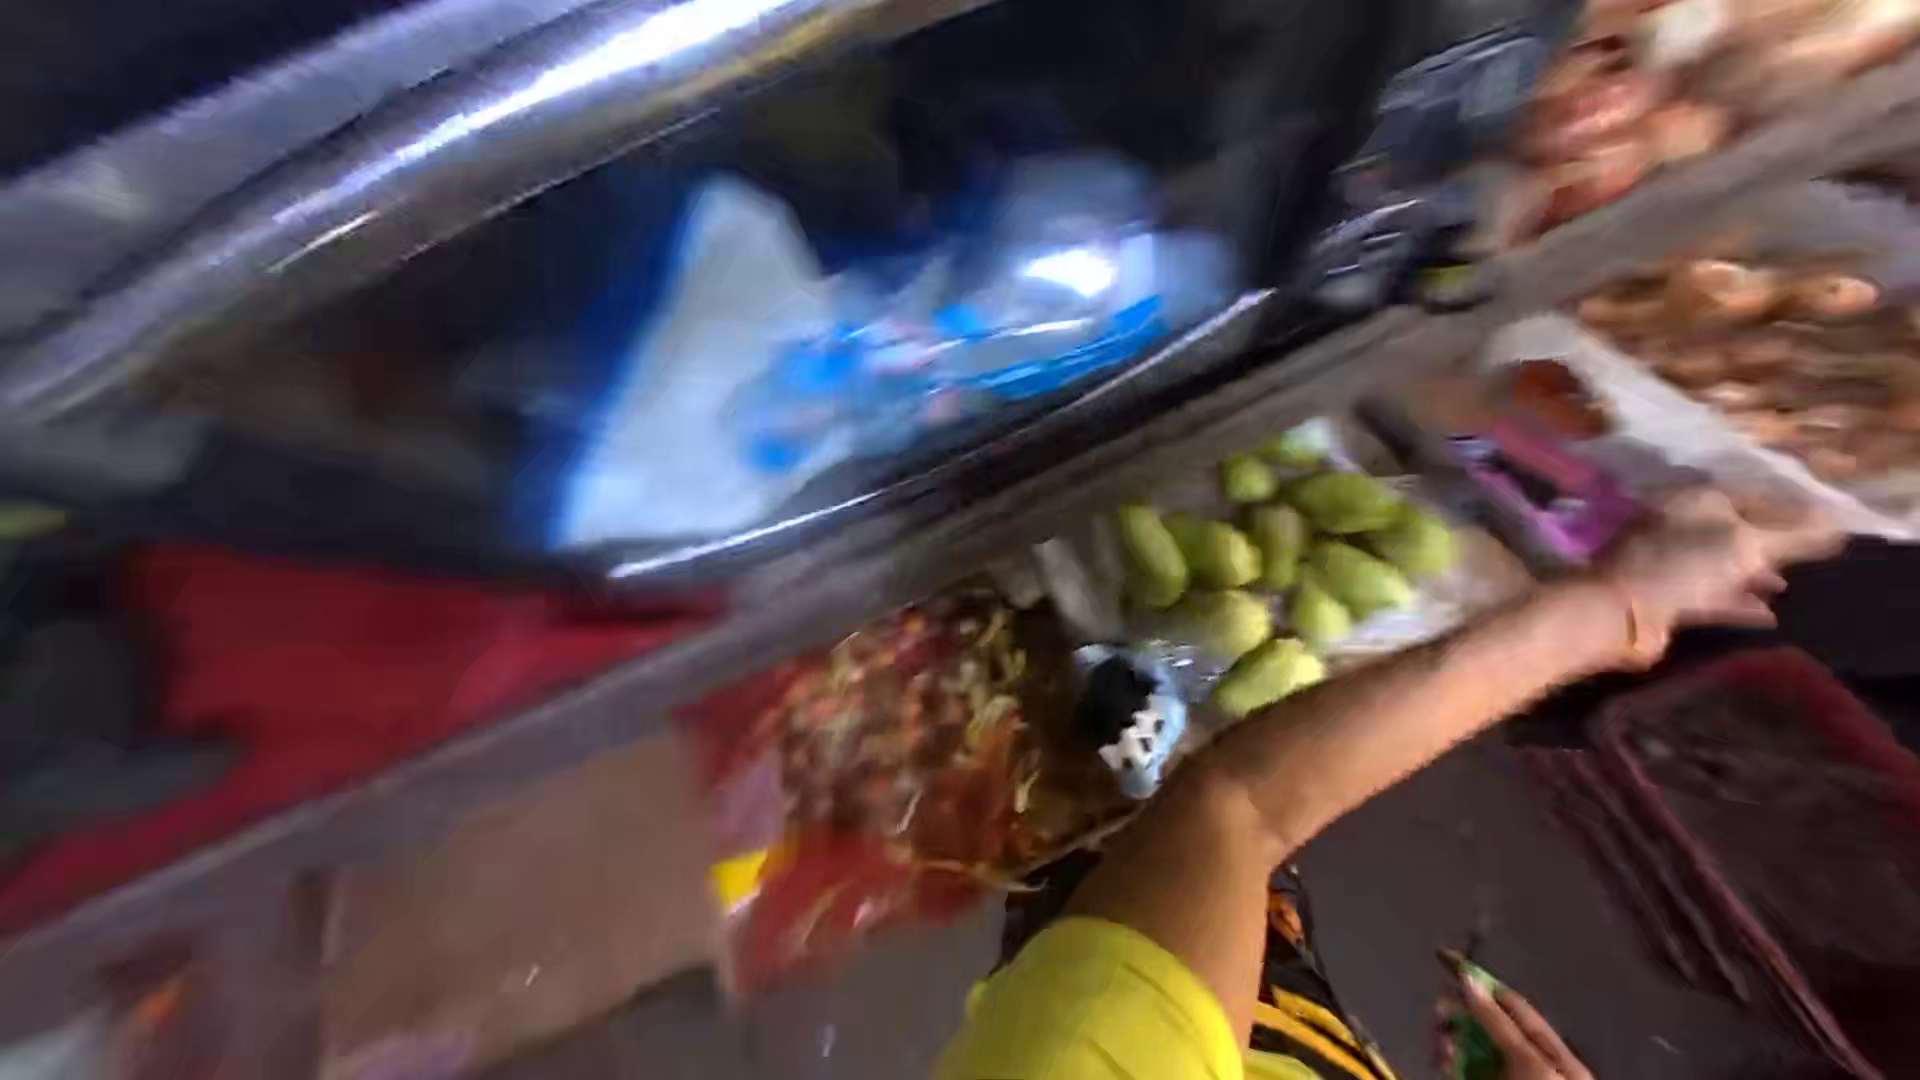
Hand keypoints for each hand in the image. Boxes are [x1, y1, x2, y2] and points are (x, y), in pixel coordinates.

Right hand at [1448, 972, 1594, 1079]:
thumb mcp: (1531, 1064)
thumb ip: (1498, 1022)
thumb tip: (1466, 978)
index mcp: (1550, 1052)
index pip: (1509, 1003)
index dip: (1479, 978)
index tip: (1442, 956)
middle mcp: (1525, 1060)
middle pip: (1481, 1019)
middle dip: (1456, 1010)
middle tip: (1438, 1013)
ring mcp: (1502, 1076)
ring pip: (1464, 1040)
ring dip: (1446, 1035)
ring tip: (1439, 1045)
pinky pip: (1456, 1064)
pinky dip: (1444, 1057)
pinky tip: (1439, 1060)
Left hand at [1591, 488, 1841, 666]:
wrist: (1616, 610)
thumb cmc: (1681, 566)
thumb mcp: (1748, 543)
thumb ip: (1794, 533)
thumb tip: (1832, 522)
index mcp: (1682, 505)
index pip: (1739, 495)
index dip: (1781, 507)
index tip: (1819, 522)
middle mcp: (1666, 528)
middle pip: (1725, 531)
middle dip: (1766, 544)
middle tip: (1805, 557)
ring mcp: (1657, 563)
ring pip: (1713, 564)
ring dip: (1750, 575)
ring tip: (1785, 587)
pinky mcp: (1655, 596)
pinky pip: (1703, 596)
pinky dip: (1734, 603)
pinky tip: (1767, 615)